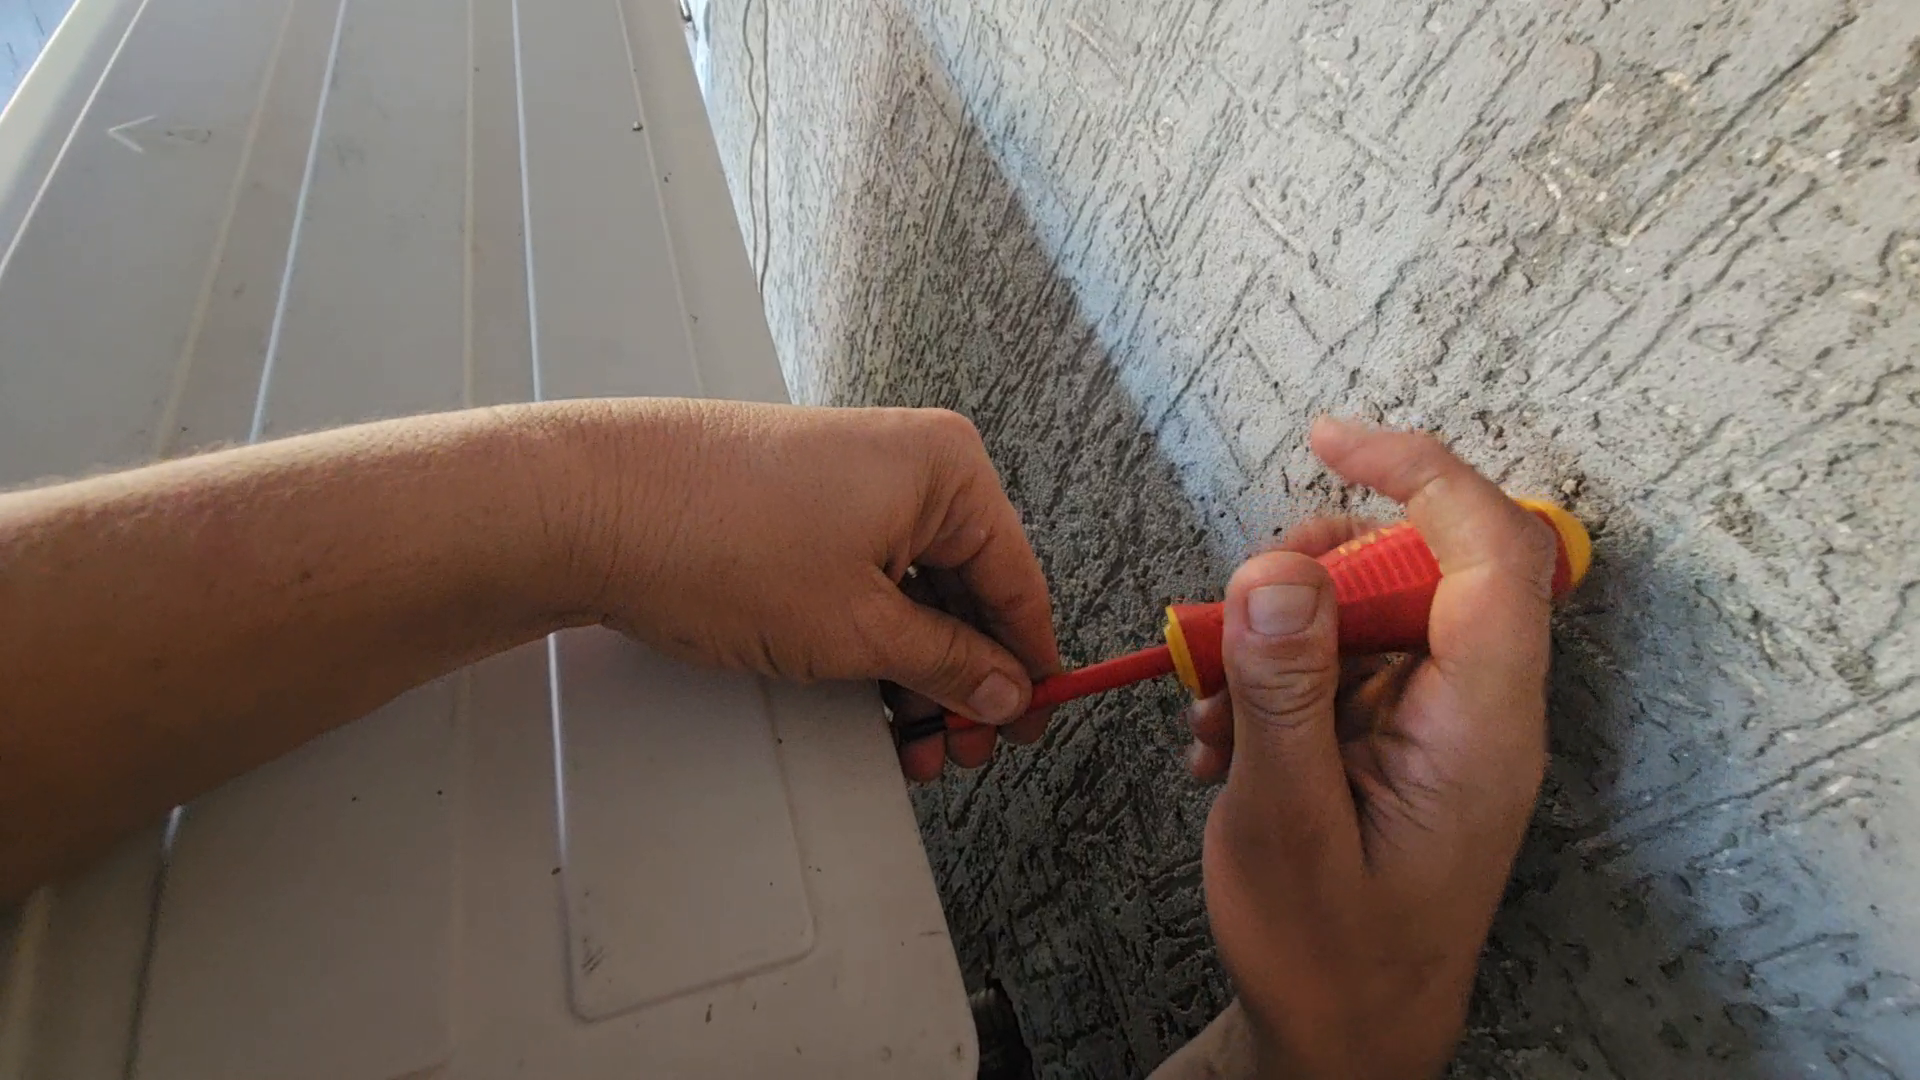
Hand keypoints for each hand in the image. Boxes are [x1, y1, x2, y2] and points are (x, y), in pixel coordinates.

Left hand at [566, 400, 1059, 777]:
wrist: (591, 504)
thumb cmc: (728, 544)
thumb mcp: (860, 626)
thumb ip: (949, 664)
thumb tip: (1007, 692)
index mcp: (948, 471)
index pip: (1017, 581)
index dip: (1030, 662)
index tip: (1032, 721)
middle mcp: (912, 466)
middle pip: (969, 589)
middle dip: (967, 677)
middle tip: (962, 746)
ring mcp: (859, 484)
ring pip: (919, 593)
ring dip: (921, 670)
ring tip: (911, 739)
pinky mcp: (815, 506)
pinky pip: (874, 579)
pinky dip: (880, 639)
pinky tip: (874, 694)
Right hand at [1185, 417, 1555, 1077]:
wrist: (1336, 1033)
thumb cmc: (1323, 950)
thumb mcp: (1286, 820)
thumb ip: (1283, 694)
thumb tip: (1275, 571)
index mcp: (1477, 727)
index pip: (1491, 553)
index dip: (1419, 472)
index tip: (1330, 440)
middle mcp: (1465, 708)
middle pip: (1412, 567)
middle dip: (1308, 568)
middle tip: (1231, 615)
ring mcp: (1421, 720)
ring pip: (1353, 610)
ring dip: (1267, 637)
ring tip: (1213, 710)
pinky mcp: (1380, 733)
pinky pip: (1325, 660)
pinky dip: (1262, 676)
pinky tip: (1223, 736)